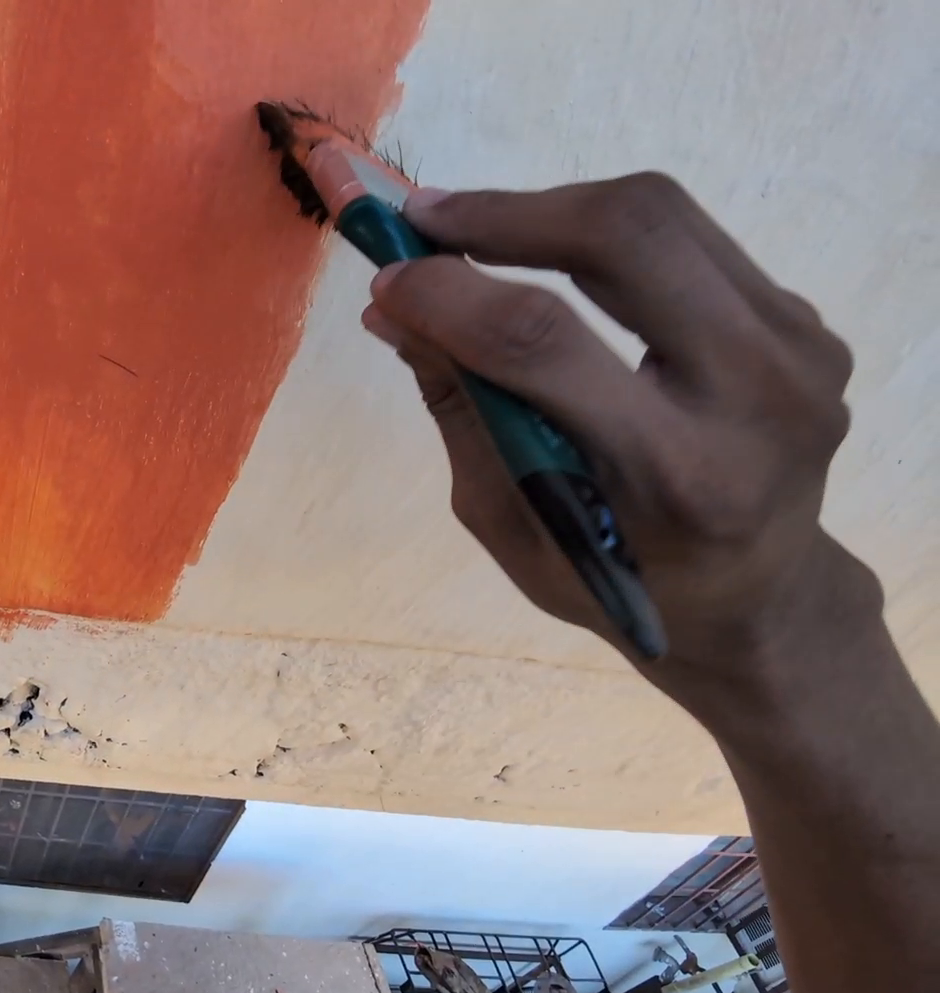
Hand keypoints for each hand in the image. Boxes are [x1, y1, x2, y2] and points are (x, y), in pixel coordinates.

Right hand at [361, 174, 876, 705]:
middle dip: (505, 214)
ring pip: (660, 217)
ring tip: (459, 227)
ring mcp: (796, 342)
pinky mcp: (799, 317)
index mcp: (670, 468)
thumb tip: (396, 315)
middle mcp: (757, 388)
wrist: (748, 592)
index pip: (544, 343)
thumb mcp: (503, 518)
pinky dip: (586, 233)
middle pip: (629, 239)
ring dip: (540, 210)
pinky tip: (533, 255)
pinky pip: (680, 239)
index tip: (384, 282)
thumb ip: (460, 408)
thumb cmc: (604, 577)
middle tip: (419, 217)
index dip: (450, 297)